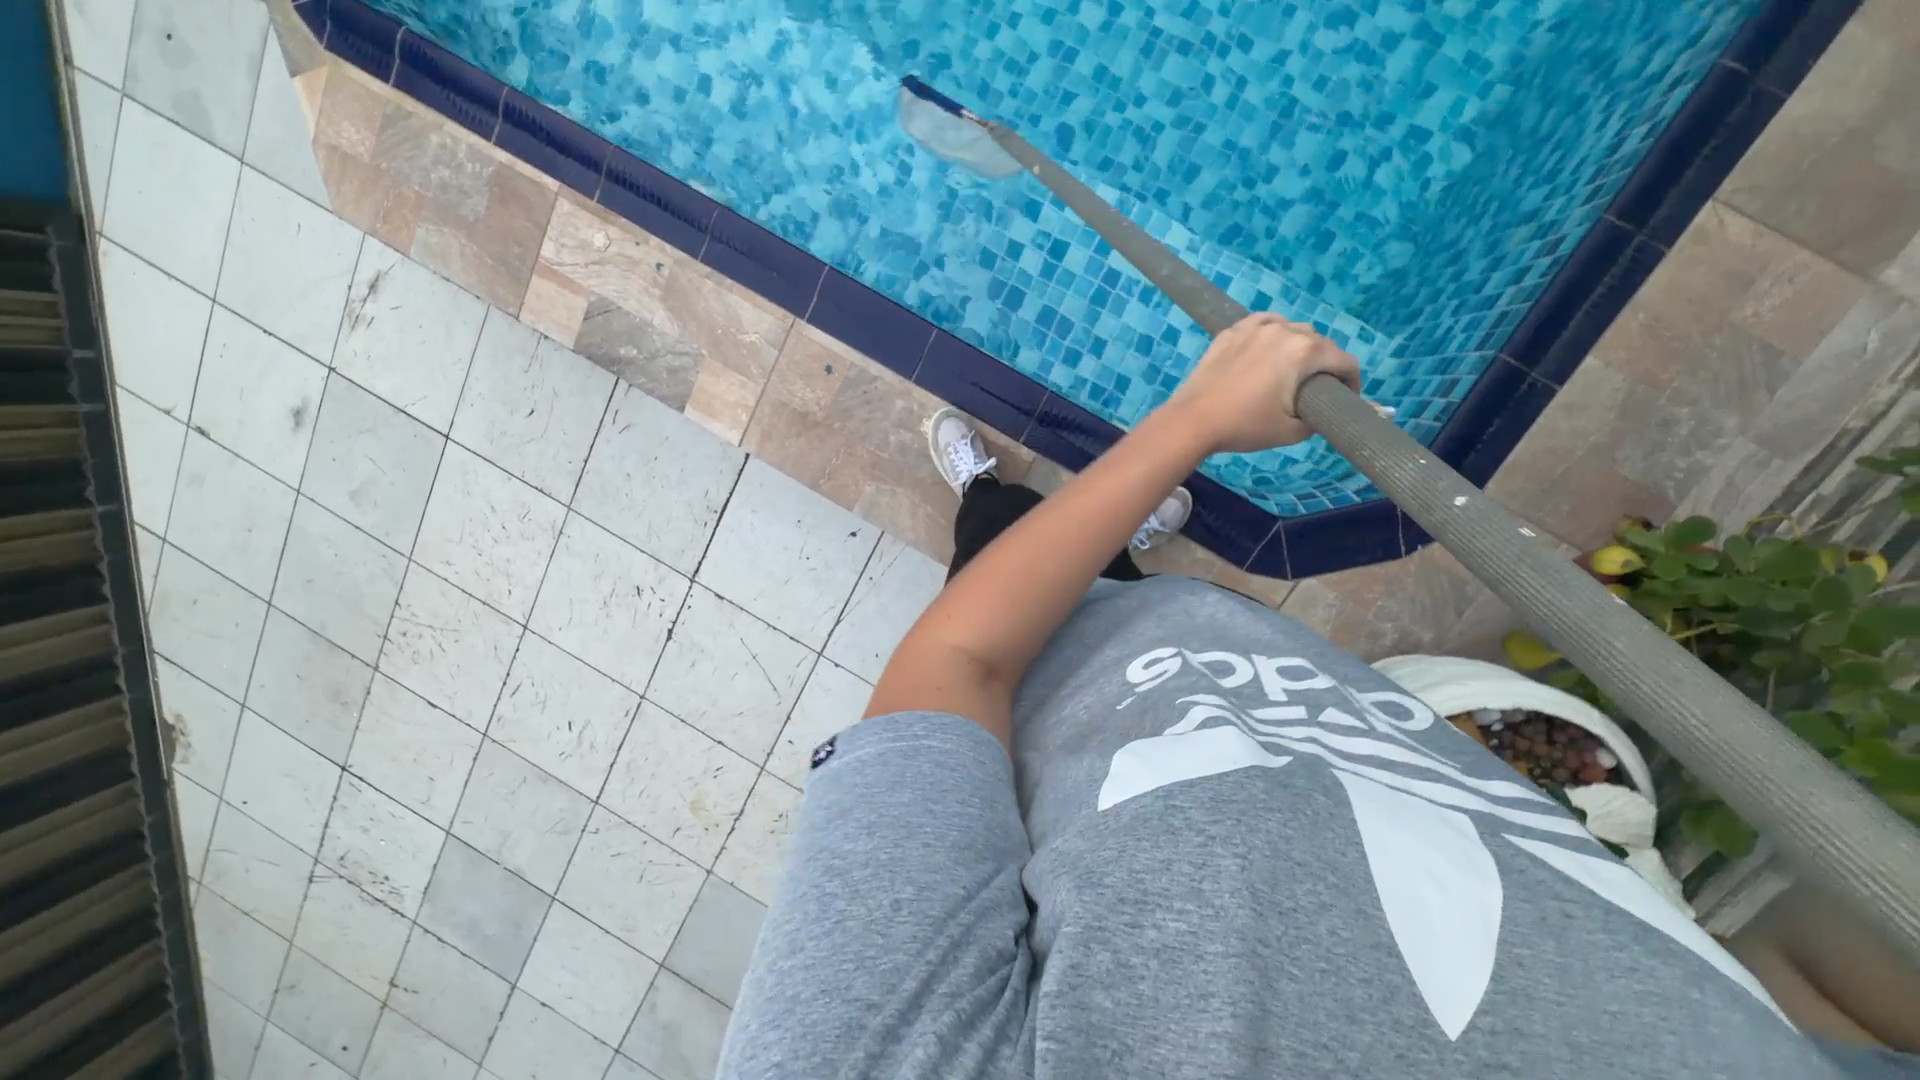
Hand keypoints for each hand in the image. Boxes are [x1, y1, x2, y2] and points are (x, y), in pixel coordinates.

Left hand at [1164, 313, 1362, 453]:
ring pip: (1292, 330)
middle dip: (1325, 365)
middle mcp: (1284, 330)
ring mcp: (1255, 327)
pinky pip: (1264, 324)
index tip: (1345, 399)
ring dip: (1300, 347)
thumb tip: (1333, 414)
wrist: (1193, 420)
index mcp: (1304, 351)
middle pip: (1320, 343)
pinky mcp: (1232, 331)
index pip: (1345, 361)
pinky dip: (1273, 334)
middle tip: (1316, 389)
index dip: (1352, 383)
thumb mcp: (1291, 431)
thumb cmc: (1244, 426)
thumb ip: (1321, 420)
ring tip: (1291, 371)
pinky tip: (1268, 350)